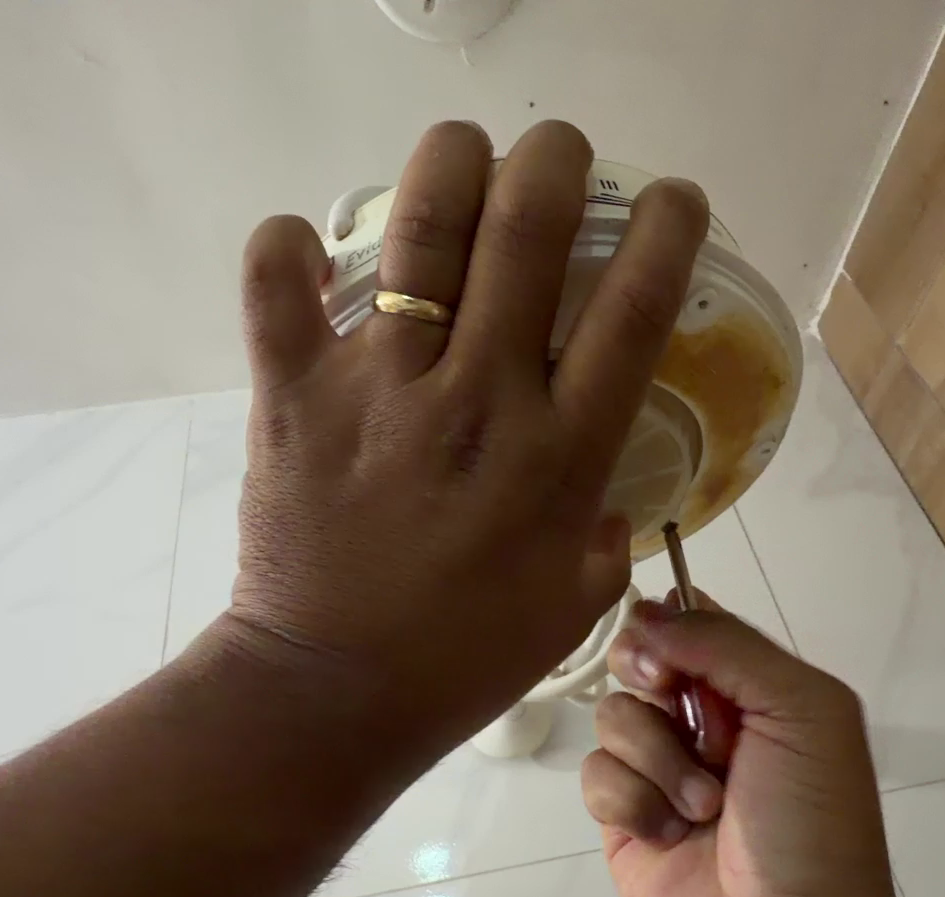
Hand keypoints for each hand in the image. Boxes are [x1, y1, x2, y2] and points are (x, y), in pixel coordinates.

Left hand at [207, 120, 710, 751]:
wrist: (333, 694)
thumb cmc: (463, 659)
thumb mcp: (573, 608)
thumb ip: (604, 538)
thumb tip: (603, 492)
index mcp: (559, 454)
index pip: (632, 309)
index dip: (664, 232)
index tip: (669, 200)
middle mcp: (479, 400)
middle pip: (527, 232)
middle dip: (554, 162)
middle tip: (556, 153)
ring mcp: (382, 391)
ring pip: (419, 231)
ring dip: (449, 165)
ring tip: (462, 154)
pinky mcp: (294, 399)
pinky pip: (275, 291)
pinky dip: (283, 251)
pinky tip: (302, 246)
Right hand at [580, 593, 903, 896]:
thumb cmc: (810, 819)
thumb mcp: (802, 709)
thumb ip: (727, 646)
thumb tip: (647, 608)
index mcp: (750, 686)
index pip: (692, 621)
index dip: (670, 620)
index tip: (668, 645)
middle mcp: (701, 718)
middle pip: (638, 655)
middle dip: (648, 676)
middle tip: (672, 702)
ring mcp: (658, 764)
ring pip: (613, 713)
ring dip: (657, 758)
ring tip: (701, 807)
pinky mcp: (622, 811)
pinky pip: (596, 773)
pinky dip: (632, 802)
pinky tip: (668, 835)